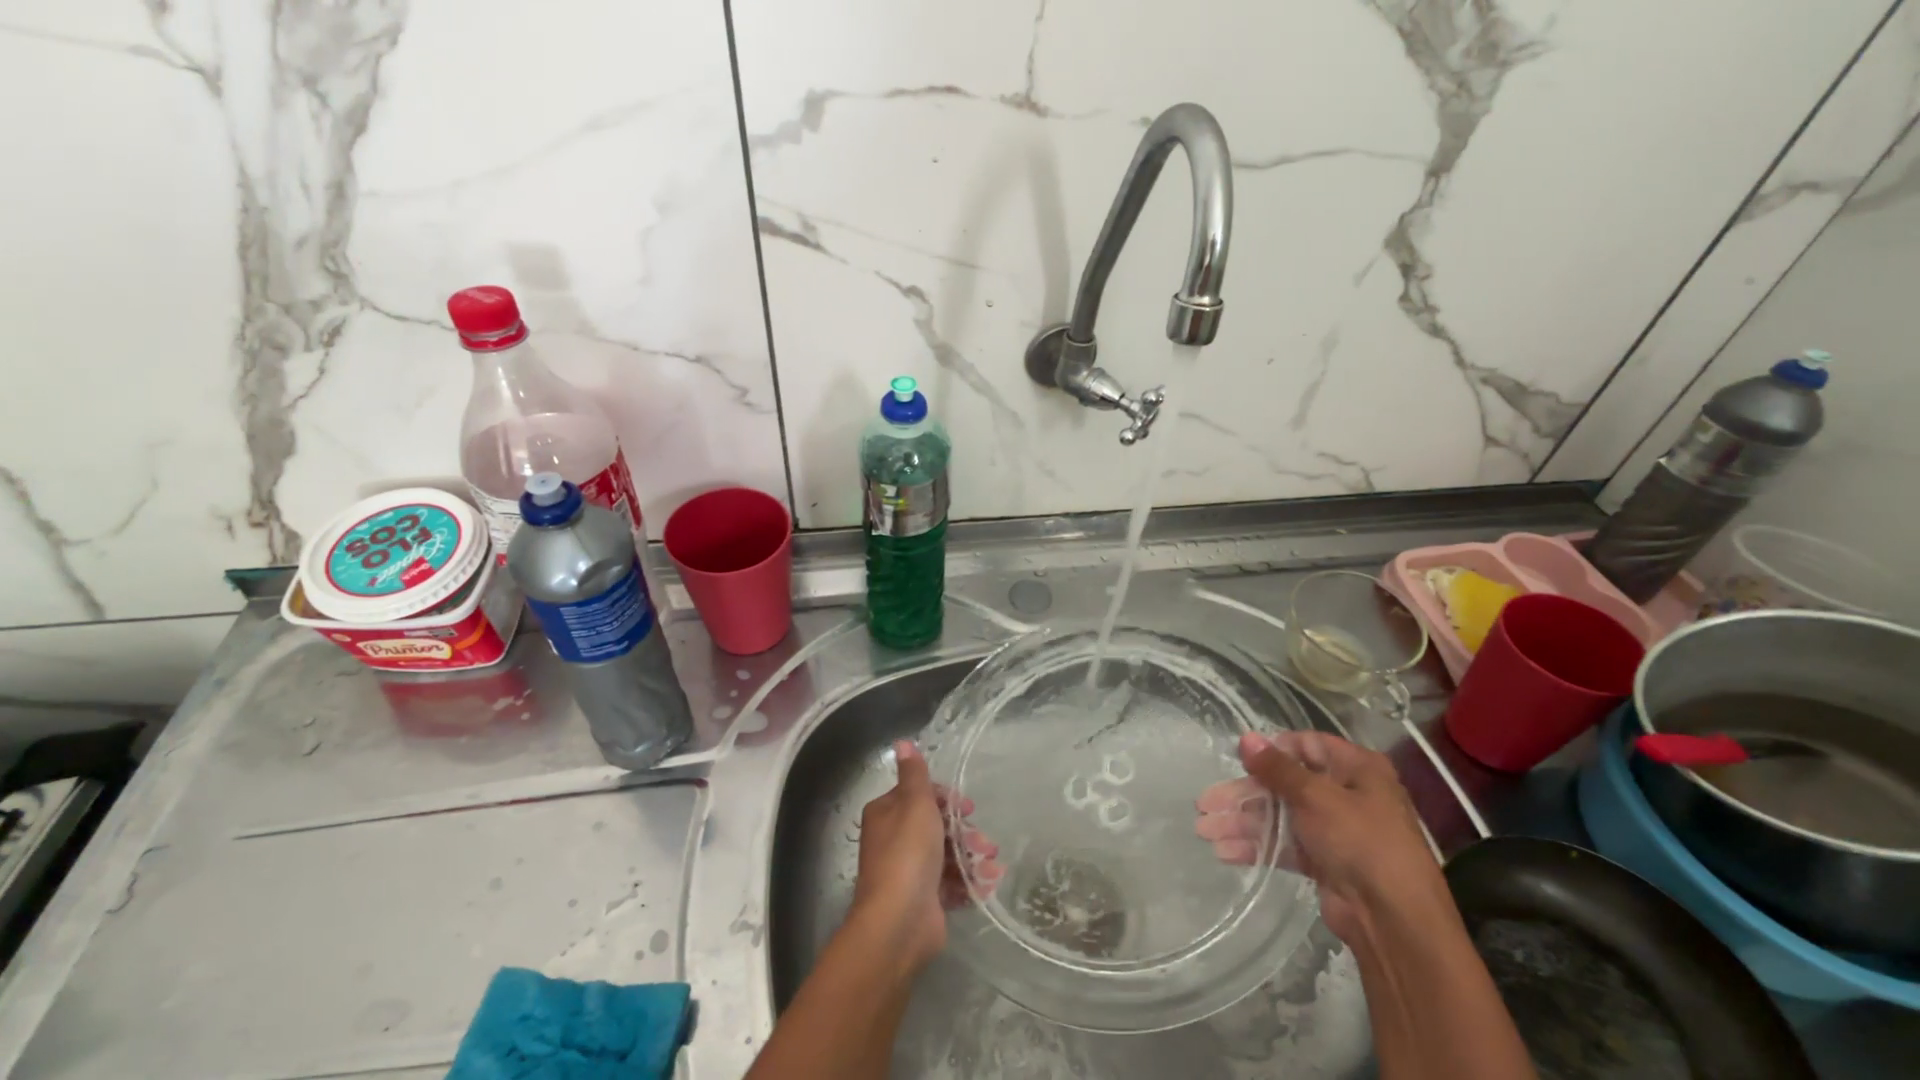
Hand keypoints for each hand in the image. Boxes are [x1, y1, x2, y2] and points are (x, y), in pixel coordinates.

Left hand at [850, 740, 1000, 973]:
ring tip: (992, 867)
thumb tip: (902, 742)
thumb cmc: (908, 855)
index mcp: (887, 814)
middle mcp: (895, 841)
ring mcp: (910, 872)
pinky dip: (970, 882)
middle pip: (937, 827)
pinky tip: (987, 885)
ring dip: (973, 858)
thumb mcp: (914, 804)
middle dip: (966, 833)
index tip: (967, 808)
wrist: (899, 921)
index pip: (920, 796)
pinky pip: (951, 884)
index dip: (947, 800)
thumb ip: (914, 774)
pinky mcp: (925, 900)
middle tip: (984, 844)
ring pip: (948, 856)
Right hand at [1196, 731, 1439, 942]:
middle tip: (1205, 803)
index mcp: (1356, 768)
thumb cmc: (1360, 840)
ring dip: (1243, 822)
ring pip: (1280, 817)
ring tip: (1204, 830)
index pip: (1306, 746)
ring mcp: (1334, 830)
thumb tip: (1246, 738)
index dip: (1271, 750)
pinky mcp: (1324, 861)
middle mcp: (1346, 794)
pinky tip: (1225, 851)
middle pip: (1285, 784)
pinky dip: (1257, 846)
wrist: (1392, 916)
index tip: (1236, 759)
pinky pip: (1284, 846)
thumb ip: (1277, 769)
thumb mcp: (1317, 796)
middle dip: (1244, 794)